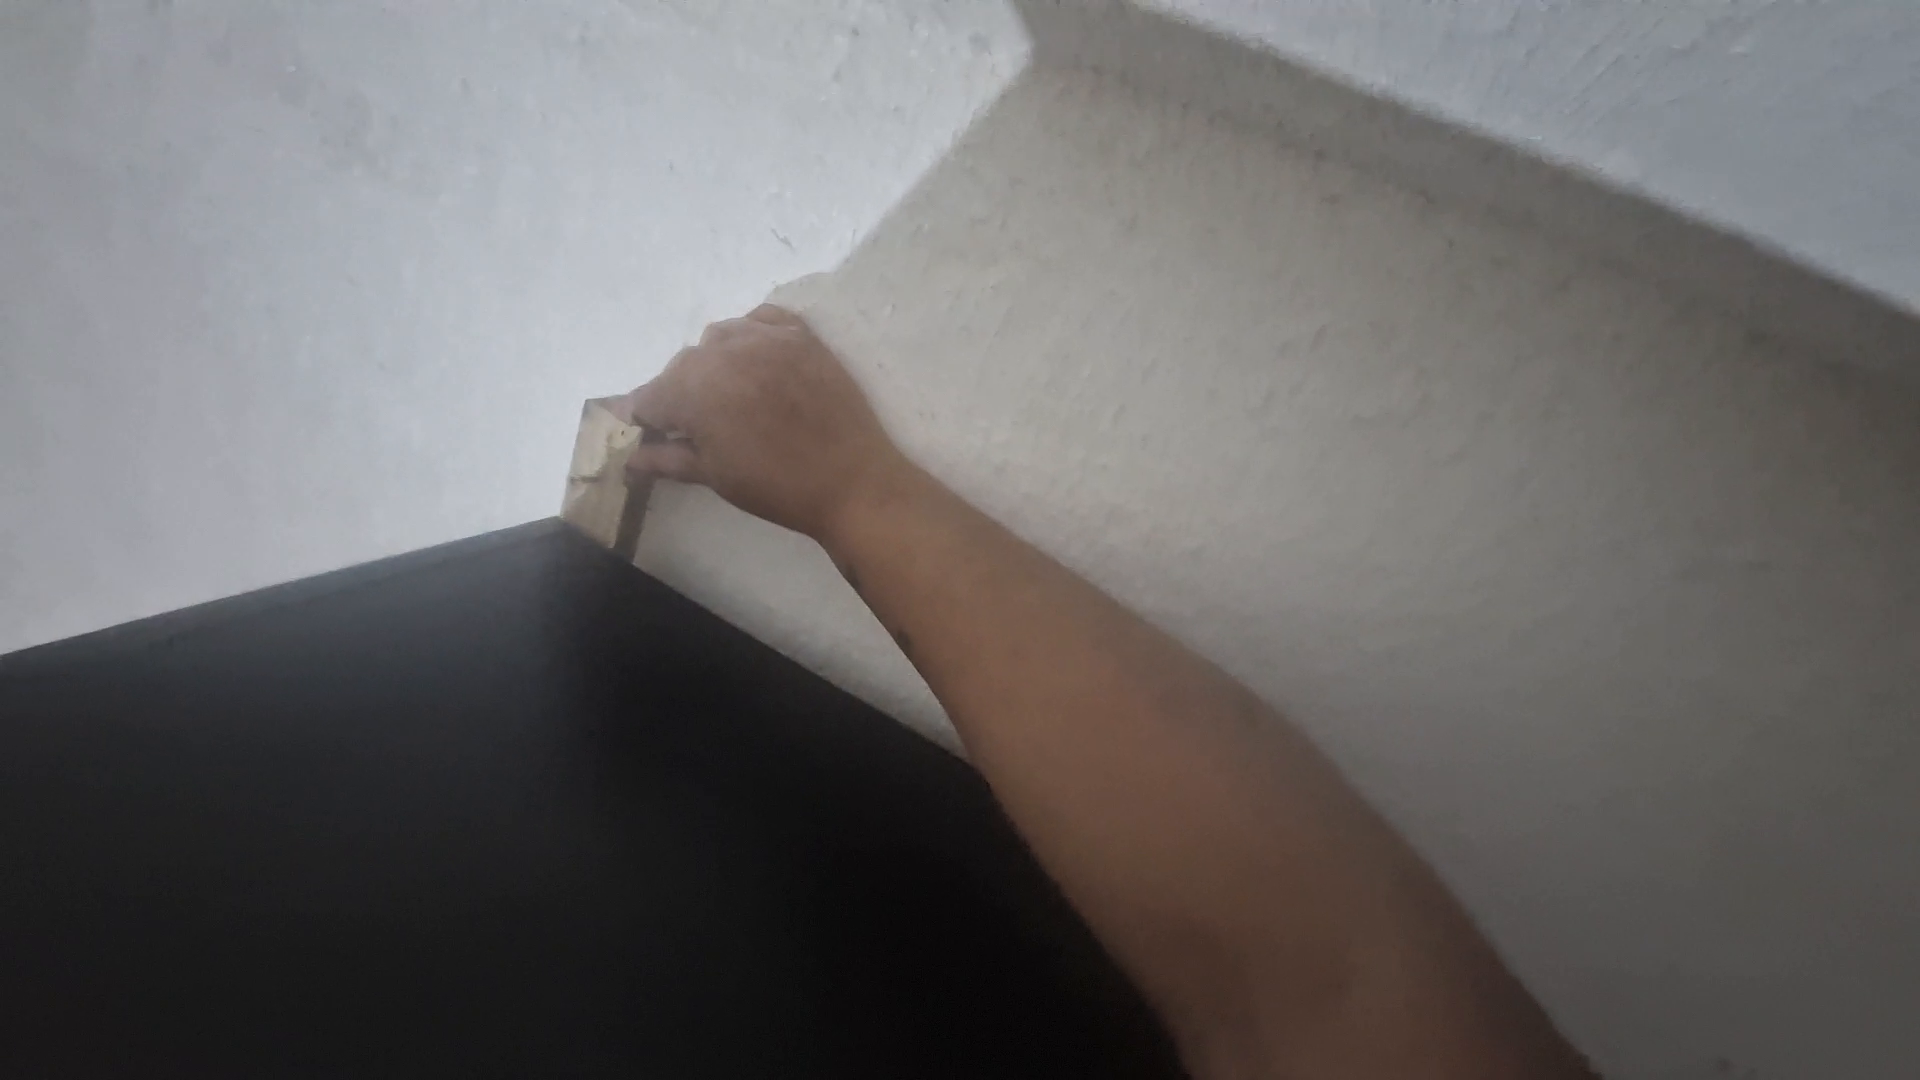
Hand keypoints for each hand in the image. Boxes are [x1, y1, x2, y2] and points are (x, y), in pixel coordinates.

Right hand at [622, 304, 914, 539]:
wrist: (853, 482)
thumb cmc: (778, 487)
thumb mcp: (715, 476)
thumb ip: (668, 457)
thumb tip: (630, 456)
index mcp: (692, 388)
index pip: (649, 396)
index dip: (646, 418)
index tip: (652, 433)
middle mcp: (723, 351)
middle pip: (683, 366)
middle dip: (681, 394)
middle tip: (699, 426)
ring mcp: (765, 338)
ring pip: (720, 338)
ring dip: (715, 362)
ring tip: (732, 396)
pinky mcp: (802, 336)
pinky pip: (763, 319)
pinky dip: (752, 333)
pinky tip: (758, 360)